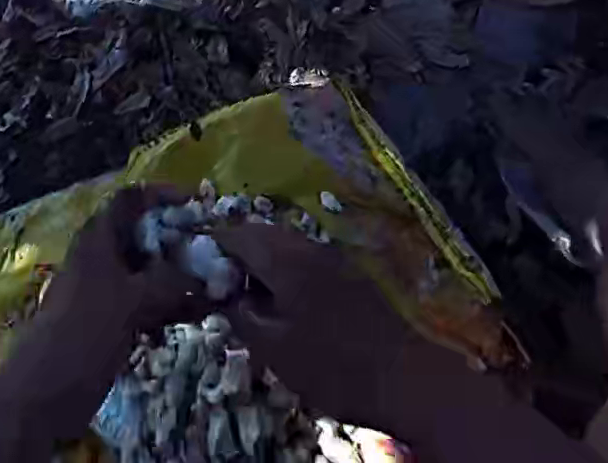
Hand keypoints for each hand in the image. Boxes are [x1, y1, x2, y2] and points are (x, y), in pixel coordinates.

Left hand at [0, 185, 207, 462]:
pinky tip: (190, 317)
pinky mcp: (107, 317)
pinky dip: (165, 305)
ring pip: (146, 270)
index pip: (132, 198)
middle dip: (177, 241)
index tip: (195, 205)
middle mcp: (101, 254)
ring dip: (176, 277)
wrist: (43, 391)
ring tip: (210, 288)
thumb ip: (169, 282)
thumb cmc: (85, 331)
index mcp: (99, 236)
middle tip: (211, 252)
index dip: (162, 195)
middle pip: (143, 234)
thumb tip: (204, 276)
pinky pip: (142, 301)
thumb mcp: (132, 301)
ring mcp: (103, 286)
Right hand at [211, 221, 434, 431]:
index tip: (199, 262)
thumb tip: (223, 295)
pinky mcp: (346, 270)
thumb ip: (242, 316)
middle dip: (237, 246)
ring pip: (283, 240)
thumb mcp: (276, 350)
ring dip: (261, 253)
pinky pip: (302, 252)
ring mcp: (329, 255)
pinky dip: (283, 262)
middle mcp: (305, 246)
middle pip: (261, 231)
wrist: (407, 377)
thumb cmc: (334, 365)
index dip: (214, 244)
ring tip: (250, 286)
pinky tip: (284, 293)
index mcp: (284, 258)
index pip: (238, 235)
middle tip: (221, 274)